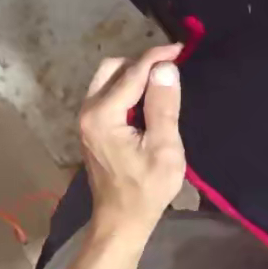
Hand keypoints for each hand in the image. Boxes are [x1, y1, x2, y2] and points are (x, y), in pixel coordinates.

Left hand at [78, 45, 186, 236]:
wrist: (121, 220)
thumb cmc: (146, 189)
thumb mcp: (164, 149)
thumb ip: (163, 106)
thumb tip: (166, 68)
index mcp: (102, 115)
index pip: (132, 73)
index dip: (157, 57)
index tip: (181, 48)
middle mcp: (88, 111)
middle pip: (112, 68)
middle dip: (142, 62)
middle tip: (171, 67)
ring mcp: (86, 119)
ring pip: (108, 79)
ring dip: (134, 74)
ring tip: (163, 80)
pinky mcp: (91, 126)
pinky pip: (107, 94)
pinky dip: (127, 87)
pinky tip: (148, 96)